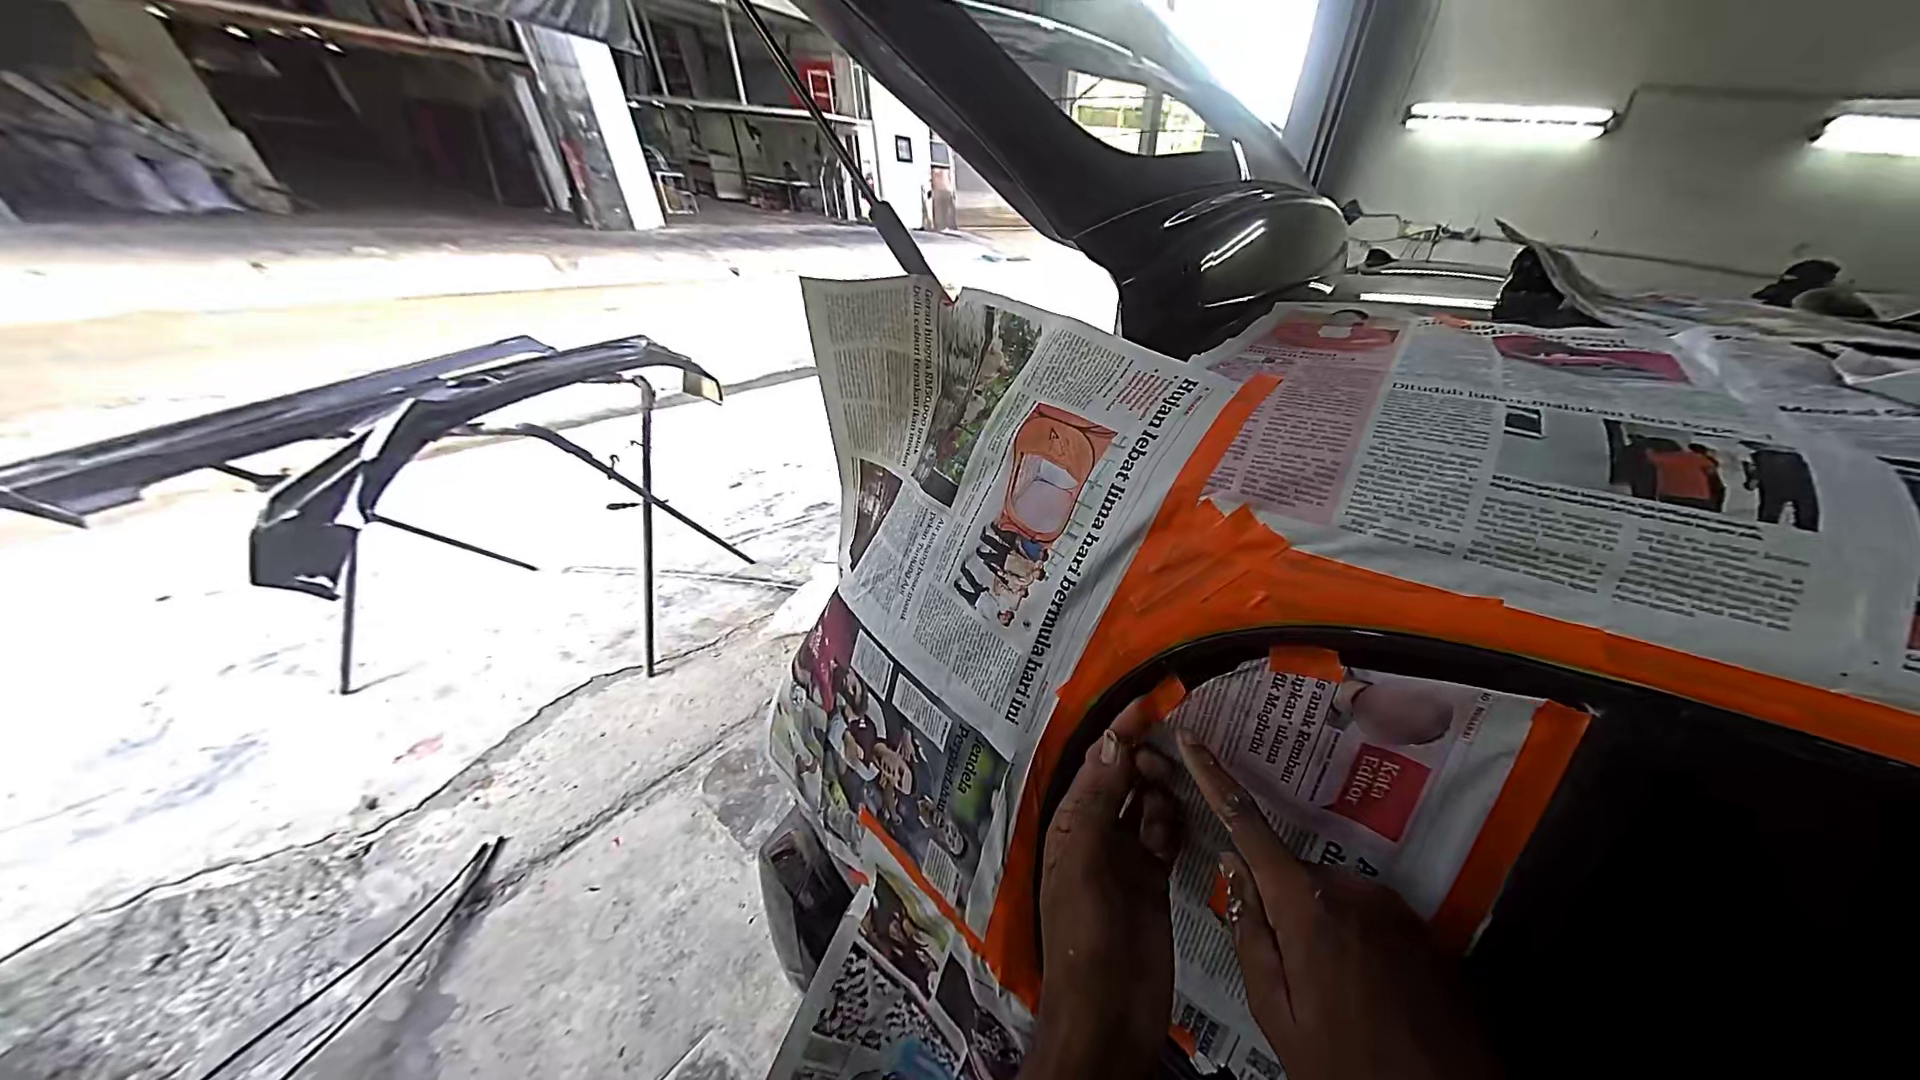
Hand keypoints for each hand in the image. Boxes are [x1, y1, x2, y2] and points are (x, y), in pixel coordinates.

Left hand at [1022, 699, 1182, 1079]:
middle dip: (1143, 762)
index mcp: (1071, 823)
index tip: (1149, 703)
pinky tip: (1180, 827)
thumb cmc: (1086, 940)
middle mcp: (1096, 831)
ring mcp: (1125, 855)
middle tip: (1165, 766)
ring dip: (1160, 793)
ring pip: (1146, 803)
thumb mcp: (1083, 864)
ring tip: (1169, 804)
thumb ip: (1097, 802)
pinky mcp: (1152, 878)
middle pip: (1122, 778)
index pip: (1097, 763)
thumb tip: (1111, 742)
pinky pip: (1165, 835)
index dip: (1120, 732)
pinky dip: (1173, 825)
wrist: (1109, 1017)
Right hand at [1178, 730, 1495, 1079]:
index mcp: (1304, 905)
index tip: (1194, 743)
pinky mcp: (1420, 925)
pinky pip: (1362, 911)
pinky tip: (1365, 991)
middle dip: (1278, 904)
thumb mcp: (1276, 1011)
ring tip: (1335, 993)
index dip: (1214, 780)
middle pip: (1289, 873)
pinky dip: (1350, 937)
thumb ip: (1248, 929)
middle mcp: (1348, 888)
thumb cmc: (1348, 1064)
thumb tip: (1230, 864)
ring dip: (1316, 925)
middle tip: (1291, 971)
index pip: (1246, 825)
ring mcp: (1389, 904)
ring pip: (1326, 895)